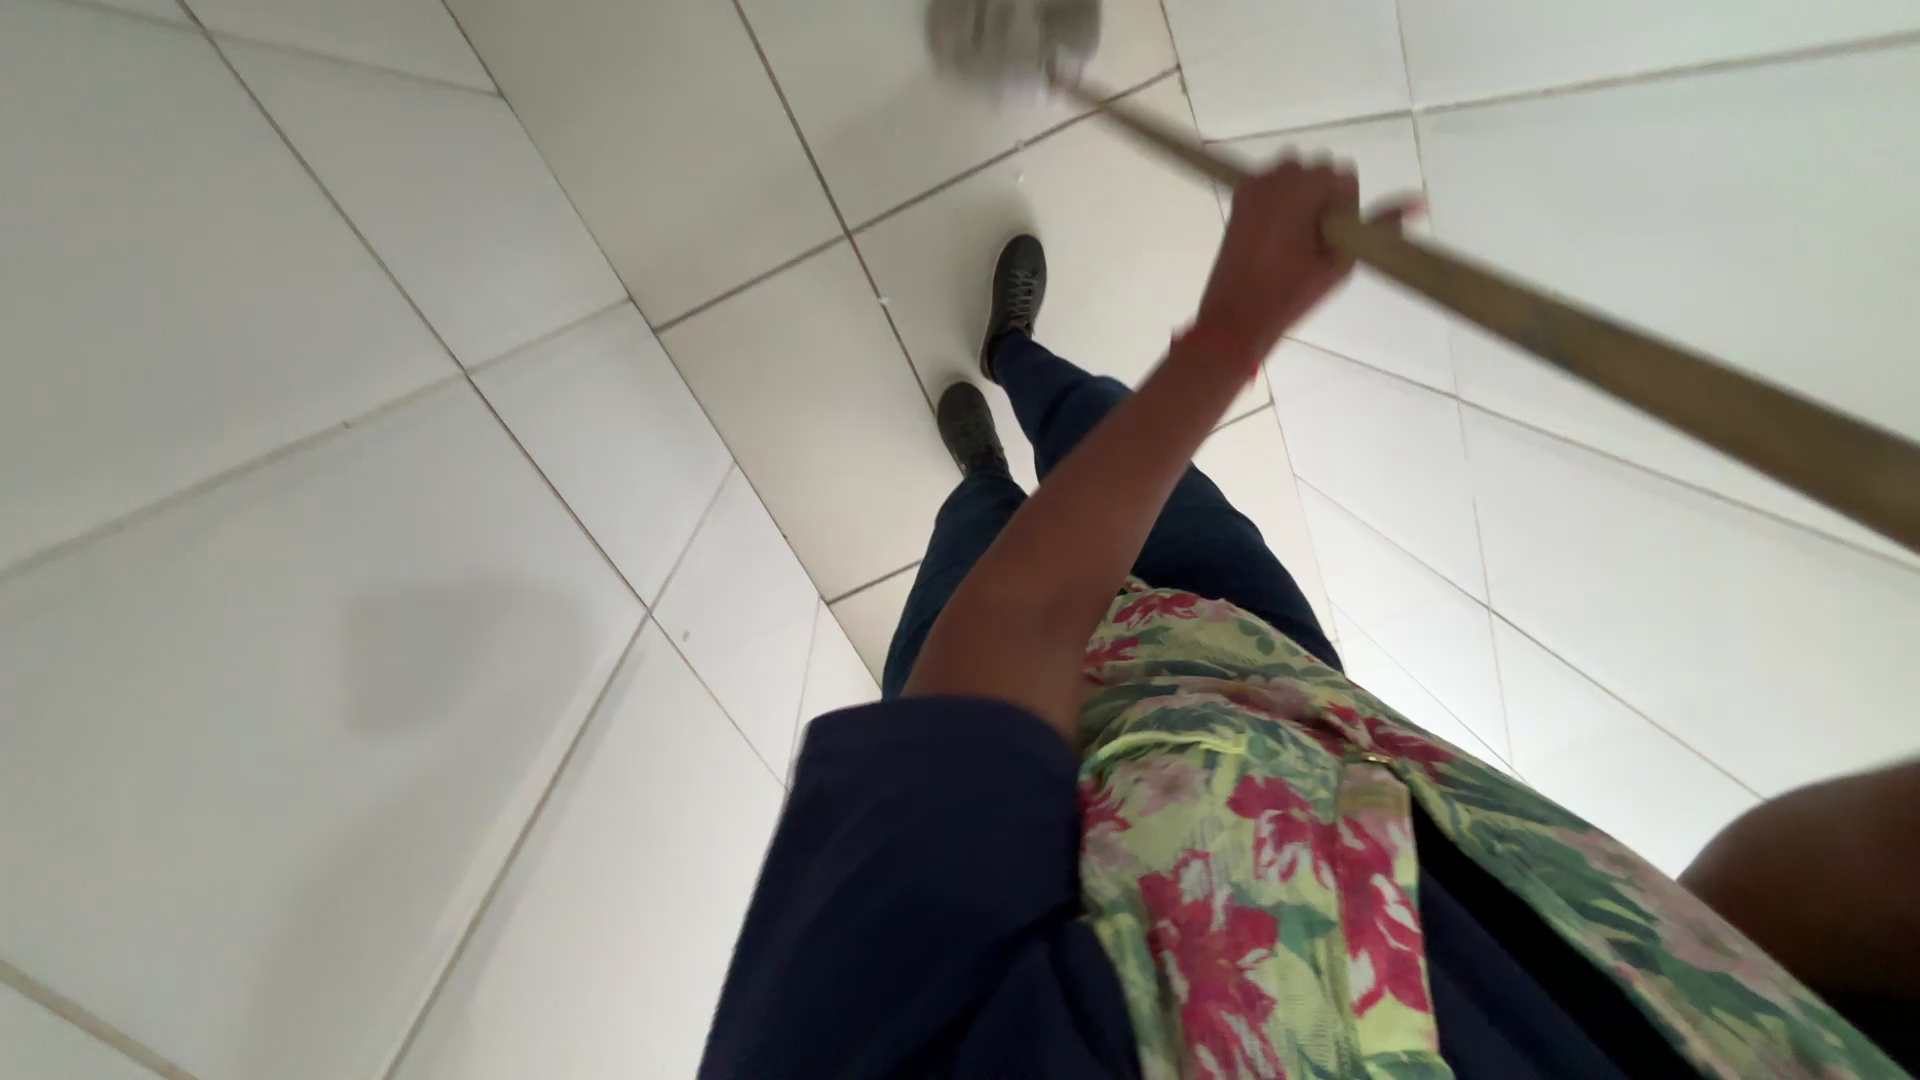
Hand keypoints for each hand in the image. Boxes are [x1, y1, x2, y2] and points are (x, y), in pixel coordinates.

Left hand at [1192, 158, 1413, 363]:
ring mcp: (1254, 184)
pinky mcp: (1238, 199)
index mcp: (1308, 184)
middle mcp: (1280, 173)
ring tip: (1291, 241)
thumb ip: (1379, 225)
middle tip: (1309, 242)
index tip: (1327, 239)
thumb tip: (1419, 201)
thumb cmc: (1289, 294)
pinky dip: (1277, 203)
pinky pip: (1269, 186)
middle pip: (1317, 171)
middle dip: (1319, 200)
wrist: (1235, 318)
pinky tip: (1273, 237)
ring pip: (1293, 177)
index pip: (1344, 178)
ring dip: (1298, 199)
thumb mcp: (1341, 262)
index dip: (1342, 208)